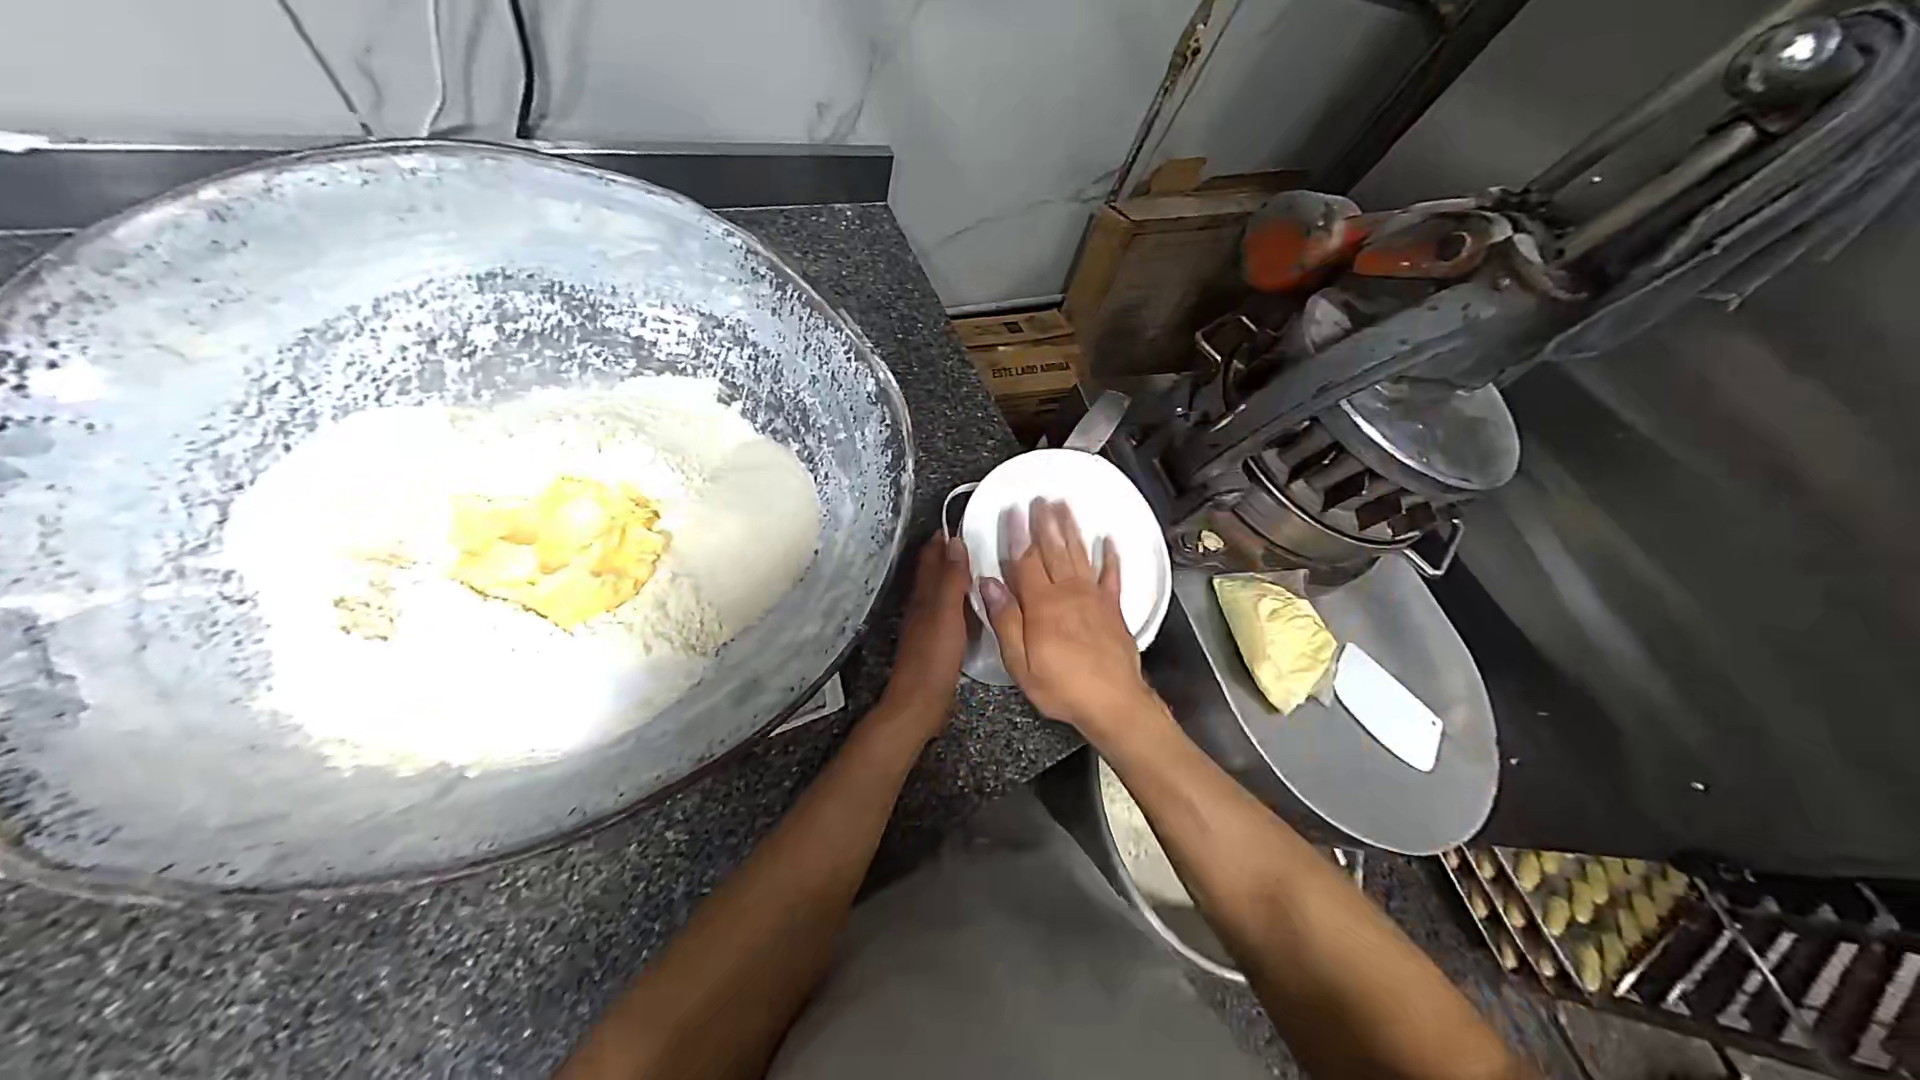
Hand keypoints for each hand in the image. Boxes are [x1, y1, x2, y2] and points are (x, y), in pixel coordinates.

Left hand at [877, 533, 971, 734]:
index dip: (943, 538)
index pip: (931, 556)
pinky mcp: (937, 640)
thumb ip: (951, 578)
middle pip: (934, 571)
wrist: (921, 701)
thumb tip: (954, 541)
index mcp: (923, 594)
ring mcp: (929, 623)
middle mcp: (922, 604)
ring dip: (955, 575)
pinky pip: (950, 609)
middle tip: (974, 537)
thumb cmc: (933, 657)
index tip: (961, 520)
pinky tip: (975, 603)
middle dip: (949, 552)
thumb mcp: (946, 613)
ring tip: (979, 564)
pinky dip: (961, 599)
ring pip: (941, 589)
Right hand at [980, 499, 1162, 740]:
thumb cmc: (1064, 687)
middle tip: (1040, 500)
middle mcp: (1069, 594)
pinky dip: (1110, 557)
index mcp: (1042, 605)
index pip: (1025, 560)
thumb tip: (989, 585)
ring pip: (1080, 555)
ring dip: (1071, 529)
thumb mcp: (1020, 662)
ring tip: (1064, 507)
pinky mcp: (1113, 609)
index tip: (1014, 512)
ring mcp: (1094, 599)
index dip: (1018, 535)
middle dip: (1045, 522)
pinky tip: (1108, 541)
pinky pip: (1112, 576)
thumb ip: (1005, 620)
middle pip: (1054, 549)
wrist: (1114, 703)